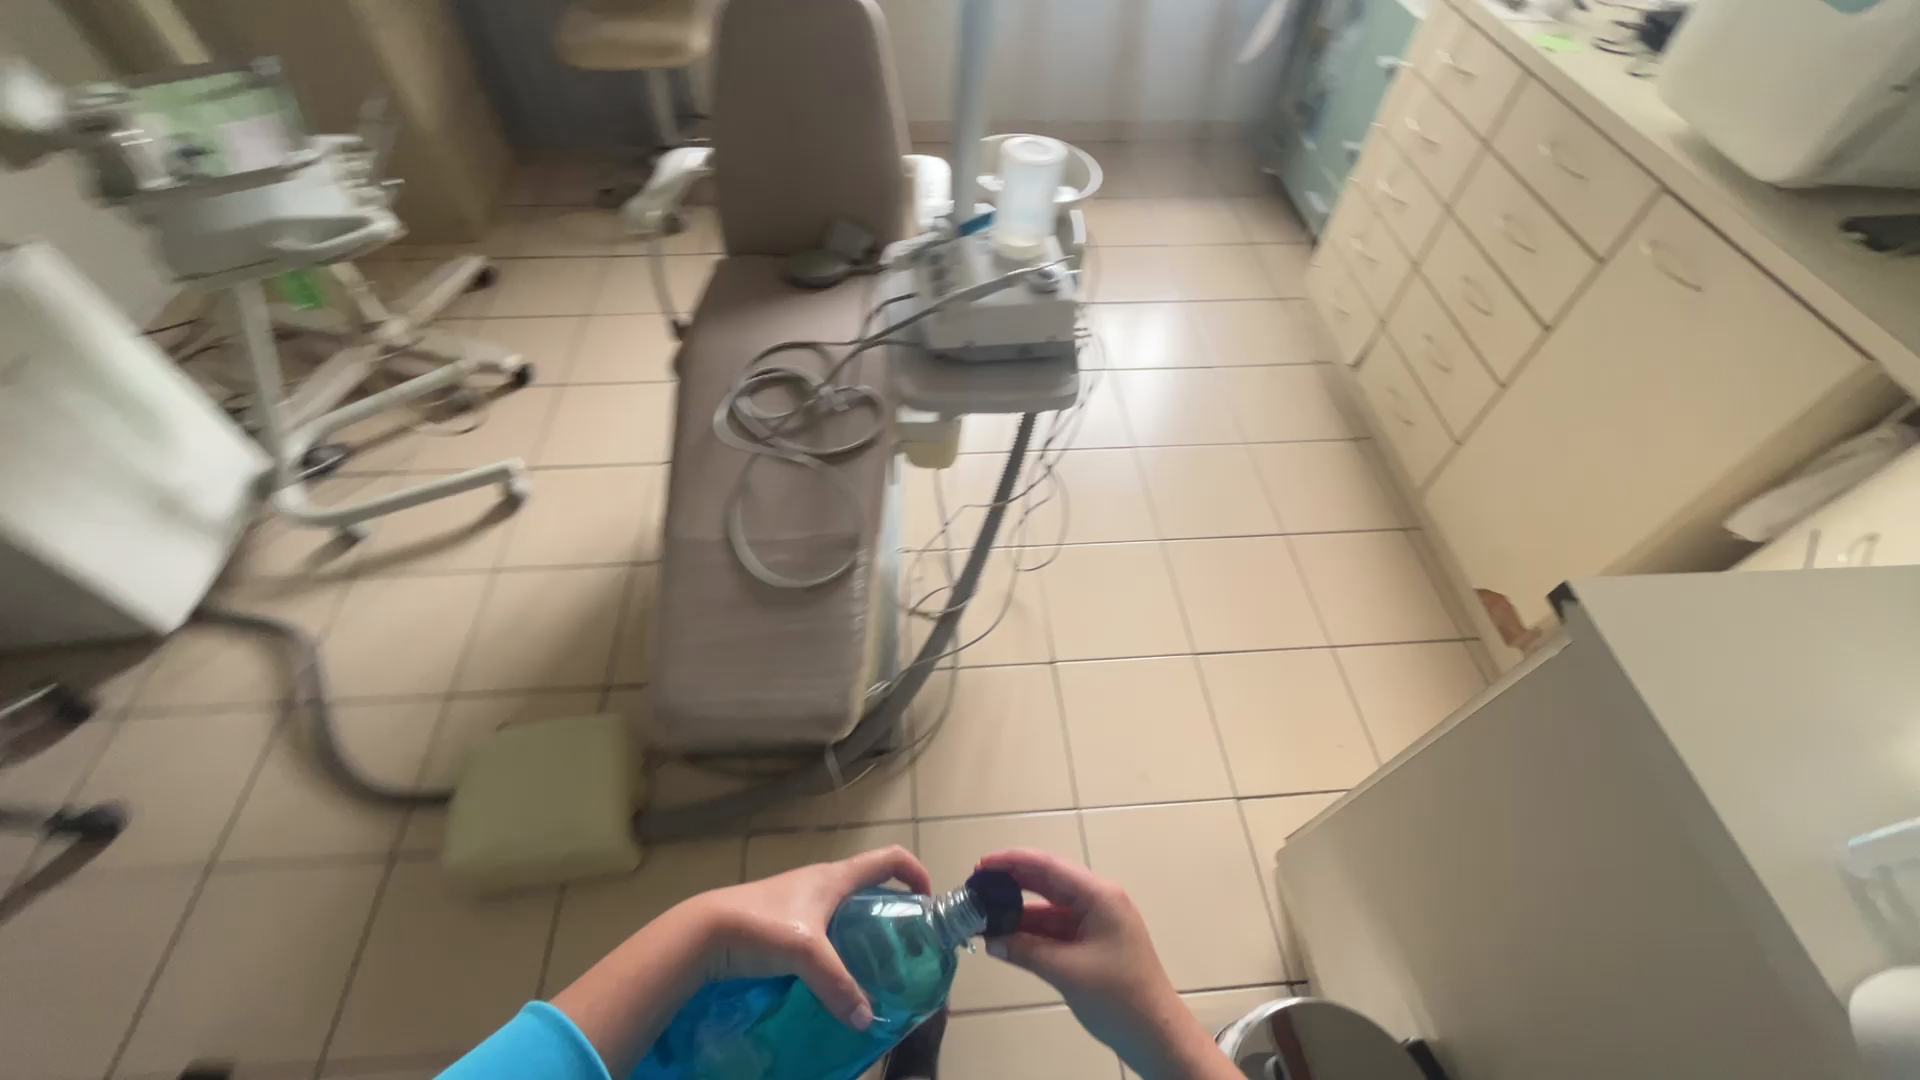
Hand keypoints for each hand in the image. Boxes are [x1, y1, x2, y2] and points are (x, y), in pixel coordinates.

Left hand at [687, 845, 932, 1031]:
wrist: (704, 931)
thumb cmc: (761, 926)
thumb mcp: (805, 953)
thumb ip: (838, 985)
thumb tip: (867, 1019)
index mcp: (835, 876)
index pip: (889, 858)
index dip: (915, 871)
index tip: (928, 901)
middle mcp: (822, 880)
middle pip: (870, 883)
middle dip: (892, 908)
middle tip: (903, 944)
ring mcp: (801, 899)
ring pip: (845, 907)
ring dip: (864, 927)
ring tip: (872, 964)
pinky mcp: (783, 919)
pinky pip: (824, 925)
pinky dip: (838, 942)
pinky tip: (831, 973)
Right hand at [976, 849, 1233, 1079]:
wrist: (1157, 1036)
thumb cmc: (1118, 997)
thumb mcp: (1067, 971)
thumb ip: (1026, 950)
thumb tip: (990, 939)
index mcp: (1099, 895)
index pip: (1049, 866)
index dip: (1013, 861)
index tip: (982, 864)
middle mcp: (1097, 900)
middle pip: (1048, 881)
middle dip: (1012, 882)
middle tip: (978, 885)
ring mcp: (1096, 921)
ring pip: (1050, 906)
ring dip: (1019, 911)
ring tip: (985, 914)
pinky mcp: (1092, 941)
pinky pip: (1056, 927)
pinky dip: (1032, 931)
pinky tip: (1006, 937)